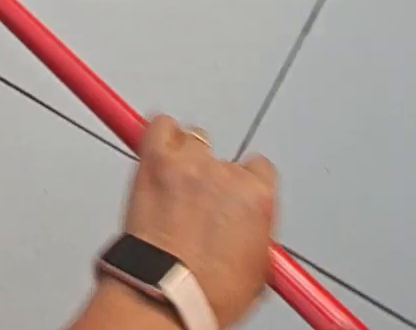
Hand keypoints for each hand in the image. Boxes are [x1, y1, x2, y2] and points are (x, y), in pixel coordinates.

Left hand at [120, 116, 276, 326]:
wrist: (167, 290)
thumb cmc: (211, 289)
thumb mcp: (258, 269)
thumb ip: (255, 231)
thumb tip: (246, 221)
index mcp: (257, 197)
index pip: (260, 169)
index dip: (245, 183)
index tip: (233, 195)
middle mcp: (225, 173)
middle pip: (222, 157)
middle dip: (213, 176)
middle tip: (197, 200)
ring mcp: (188, 162)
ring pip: (191, 139)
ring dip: (185, 156)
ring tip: (174, 183)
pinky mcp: (156, 157)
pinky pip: (160, 126)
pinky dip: (160, 135)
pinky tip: (159, 153)